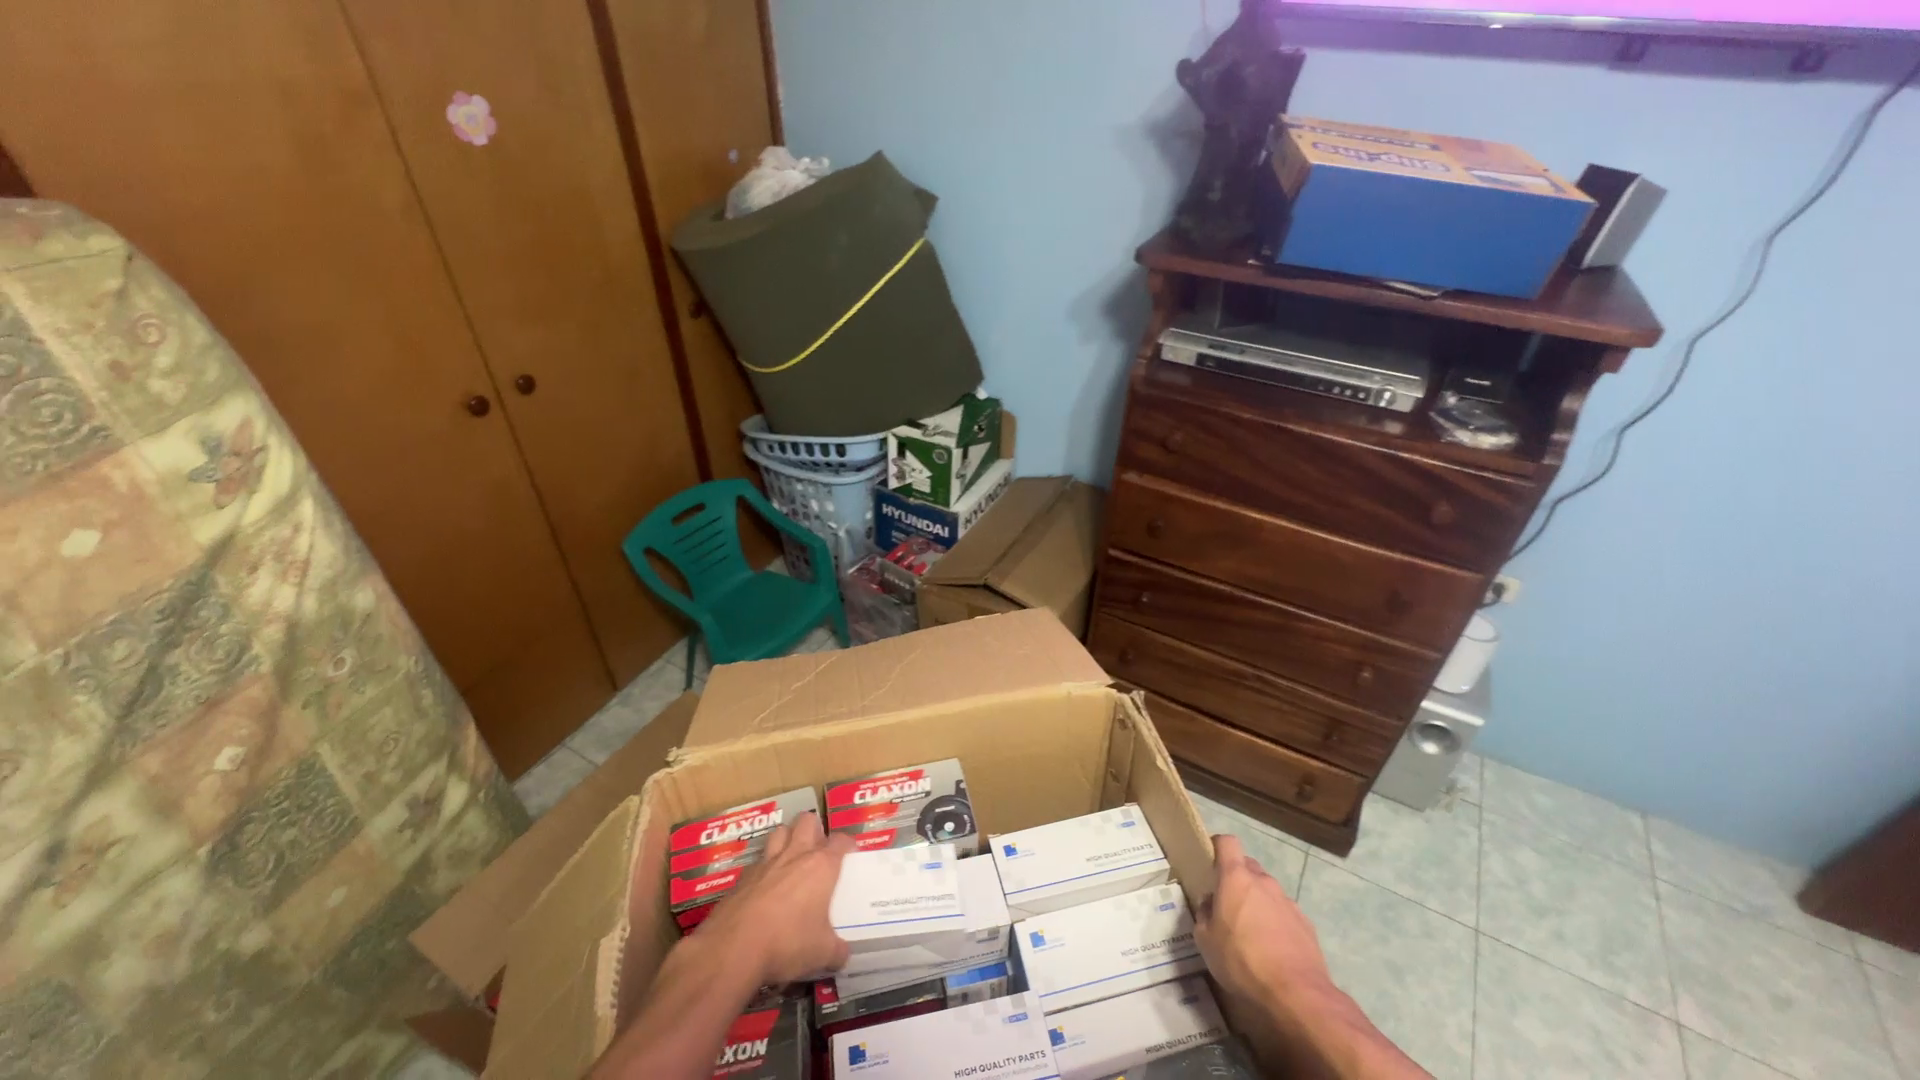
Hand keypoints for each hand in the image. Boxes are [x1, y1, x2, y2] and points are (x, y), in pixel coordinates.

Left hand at [692, 812, 854, 985]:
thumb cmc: (788, 943)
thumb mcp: (822, 953)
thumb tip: (842, 954)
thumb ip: (837, 950)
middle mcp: (794, 856)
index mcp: (821, 867)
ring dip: (787, 838)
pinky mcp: (741, 878)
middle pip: (806, 821)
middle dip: (814, 829)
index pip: (840, 841)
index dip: (848, 845)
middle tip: (818, 848)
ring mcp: (765, 864)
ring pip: (779, 832)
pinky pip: (757, 861)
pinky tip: (765, 887)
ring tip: (791, 857)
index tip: (851, 855)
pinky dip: (764, 868)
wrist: (733, 949)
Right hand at [1194, 833, 1333, 1010]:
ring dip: (1256, 902)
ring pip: (1267, 891)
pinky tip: (1271, 949)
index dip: (1217, 847)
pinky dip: (1275, 922)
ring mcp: (1287, 901)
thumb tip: (1211, 903)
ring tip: (1250, 933)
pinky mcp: (1305, 922)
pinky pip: (1283, 912)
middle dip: (1236, 879)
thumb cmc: (1241, 961)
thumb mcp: (1205, 940)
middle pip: (1248, 867)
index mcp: (1236, 879)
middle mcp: (1264, 882)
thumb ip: (1205, 914)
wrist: (1295, 992)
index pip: (1227, 843)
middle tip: (1226, 904)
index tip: (1209, 862)